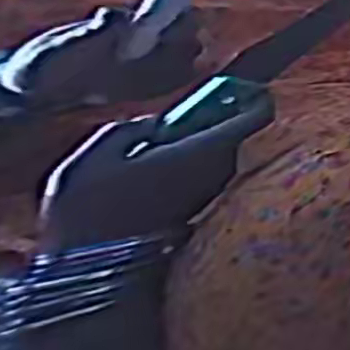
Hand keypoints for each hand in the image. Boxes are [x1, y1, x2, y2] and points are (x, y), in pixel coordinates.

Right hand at [39, 103, 271, 250]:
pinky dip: (197, 158)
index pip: (259, 114)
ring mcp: (218, 184)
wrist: (97, 261)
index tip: (239, 88)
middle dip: (222, 117)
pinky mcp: (206, 199)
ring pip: (227, 149)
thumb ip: (126, 130)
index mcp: (209, 147)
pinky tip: (161, 164)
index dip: (255, 97)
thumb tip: (155, 122)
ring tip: (162, 141)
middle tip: (188, 115)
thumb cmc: (90, 207)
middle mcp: (225, 164)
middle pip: (242, 129)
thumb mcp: (91, 160)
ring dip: (206, 139)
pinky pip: (212, 167)